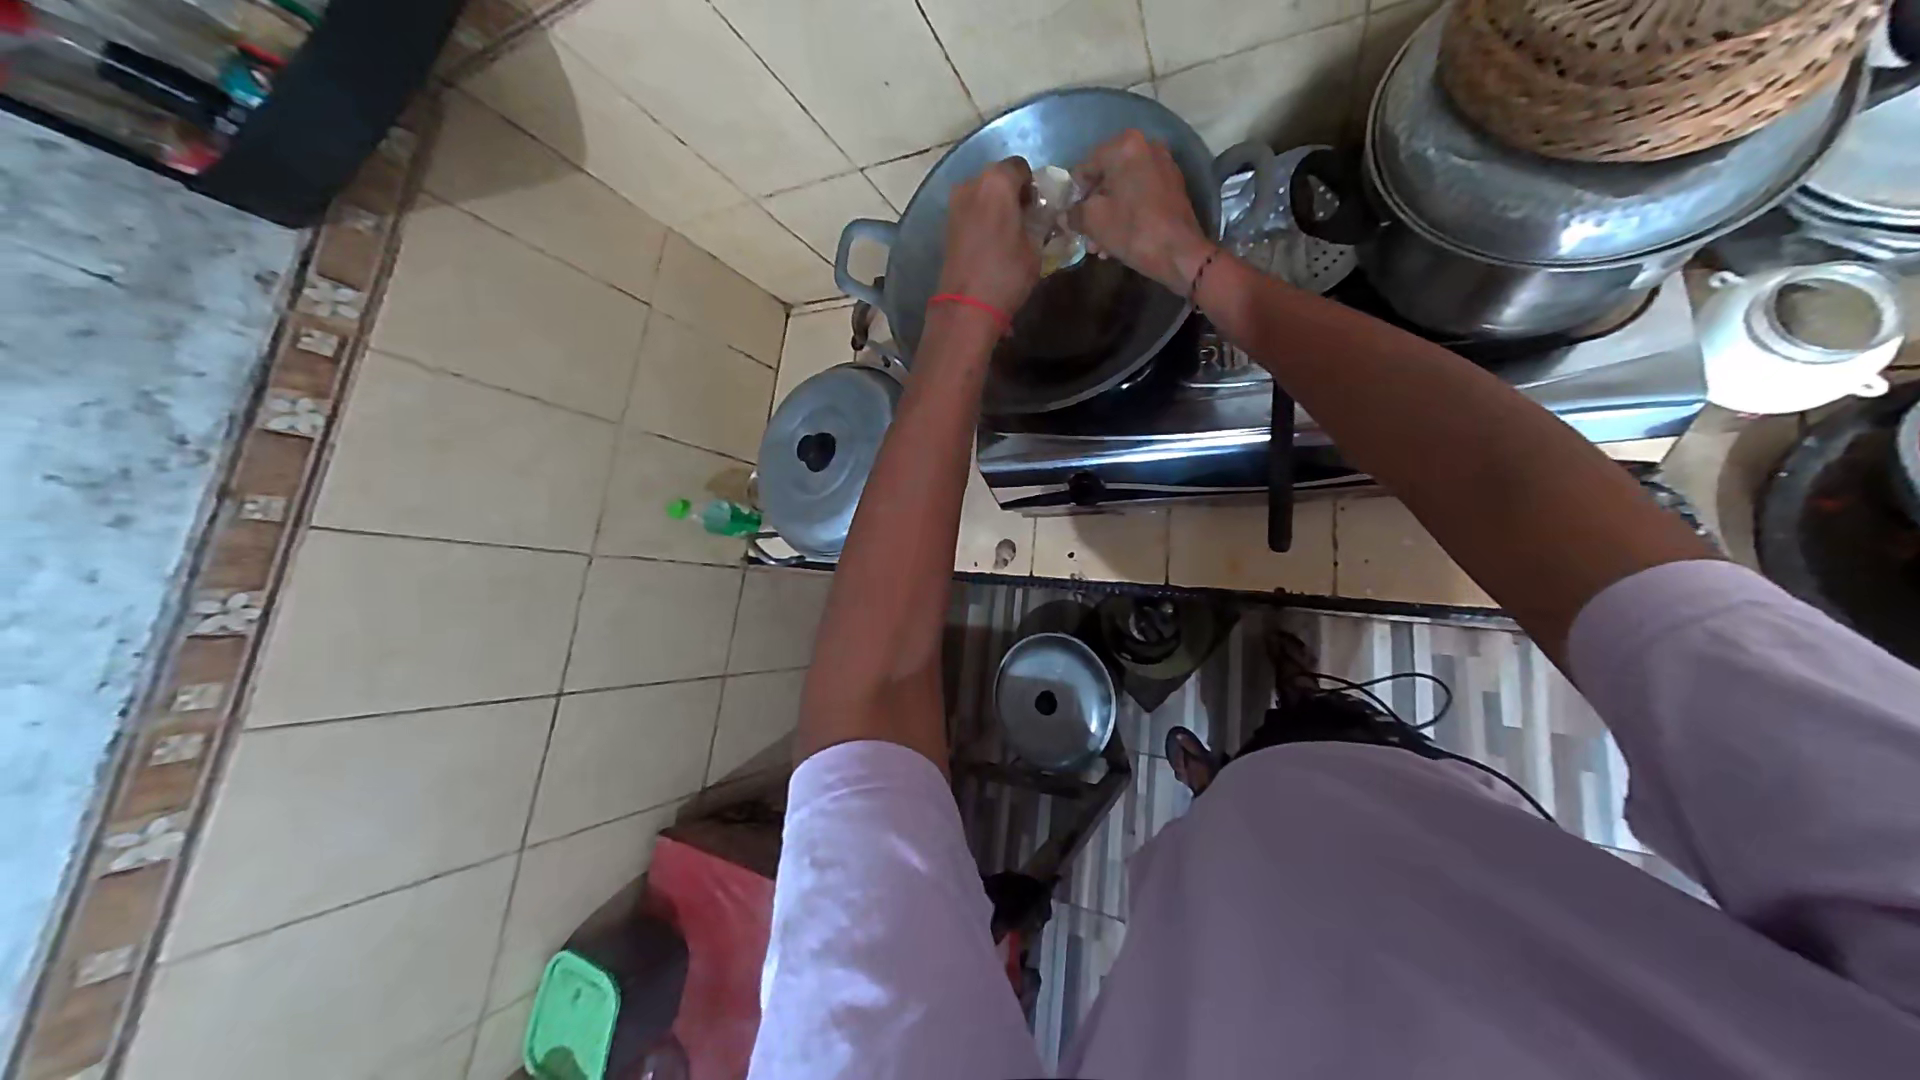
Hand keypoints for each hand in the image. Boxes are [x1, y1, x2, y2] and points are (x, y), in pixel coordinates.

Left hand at [935, 156, 1040, 319]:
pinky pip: (970, 213)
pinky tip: (991, 244)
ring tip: (1008, 236)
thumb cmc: (1006, 274)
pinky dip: (982, 220)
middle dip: (1012, 195)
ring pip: (982, 196)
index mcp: (996, 182)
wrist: (966, 307)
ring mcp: (954, 205)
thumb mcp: (1035, 247)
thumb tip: (1039, 215)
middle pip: (997, 179)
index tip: (1037, 208)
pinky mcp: (946, 226)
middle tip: (1024, 221)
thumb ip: (1038, 222)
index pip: (1020, 168)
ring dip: (995, 208)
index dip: (1032, 186)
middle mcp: (971, 184)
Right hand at [1069, 130, 1216, 295]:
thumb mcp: (1093, 221)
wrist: (1180, 252)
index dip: (1073, 195)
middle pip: (1105, 178)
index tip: (1070, 218)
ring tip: (1100, 244)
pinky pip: (1140, 194)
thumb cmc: (1133, 230)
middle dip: (1093, 207)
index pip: (1084, 167)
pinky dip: (1127, 212)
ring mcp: (1162, 164)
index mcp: (1124, 146)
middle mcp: (1145, 146)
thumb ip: (1074, 213)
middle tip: (1085, 234)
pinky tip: (1119, 237)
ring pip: (1123, 188)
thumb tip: (1064, 215)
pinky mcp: (1173, 184)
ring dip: (1108, 214)